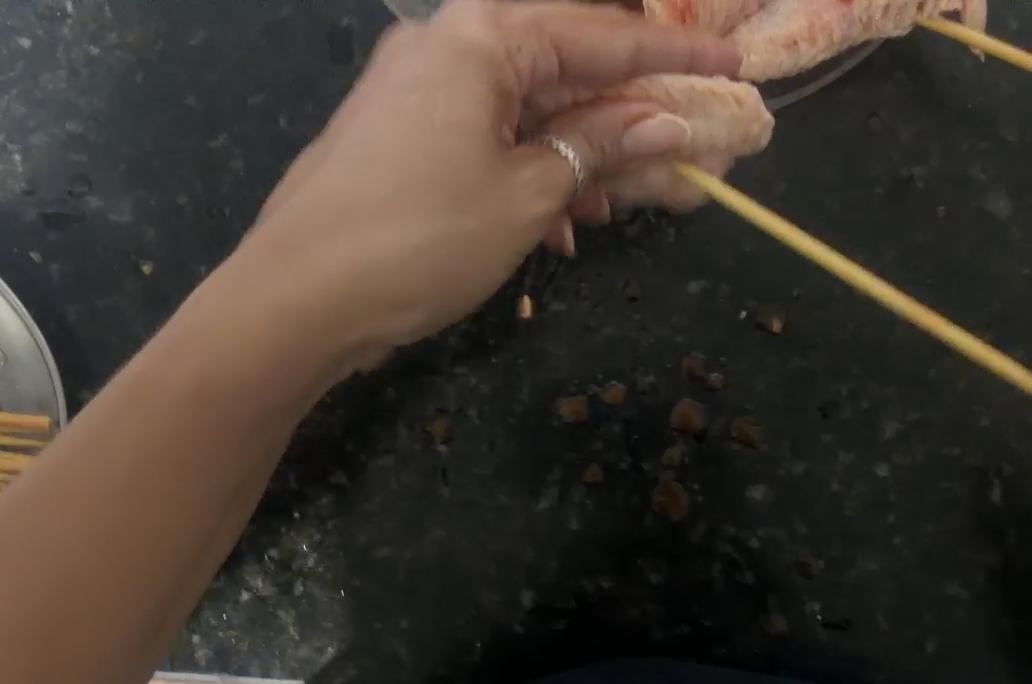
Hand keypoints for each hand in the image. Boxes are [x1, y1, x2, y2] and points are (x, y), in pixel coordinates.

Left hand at [229, 0, 738, 367]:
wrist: (299, 299)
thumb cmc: (420, 239)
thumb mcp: (525, 196)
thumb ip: (598, 150)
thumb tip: (665, 124)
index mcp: (479, 39)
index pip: (597, 36)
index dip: (670, 60)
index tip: (732, 68)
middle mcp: (445, 50)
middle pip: (561, 74)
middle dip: (626, 119)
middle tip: (685, 152)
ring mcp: (418, 99)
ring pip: (526, 118)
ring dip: (580, 160)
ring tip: (626, 204)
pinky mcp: (404, 146)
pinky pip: (488, 149)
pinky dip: (530, 181)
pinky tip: (560, 227)